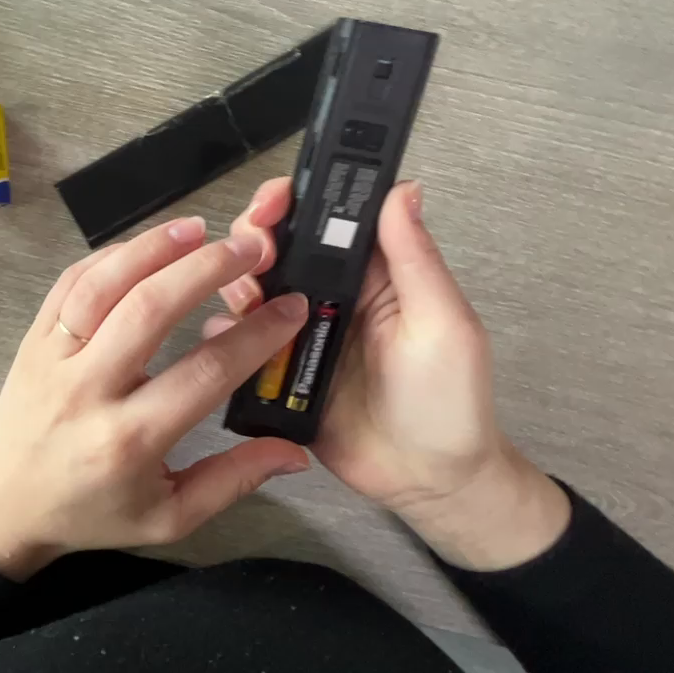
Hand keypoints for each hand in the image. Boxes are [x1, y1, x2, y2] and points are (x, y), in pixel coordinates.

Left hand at [0, 217, 313, 579]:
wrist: (5, 502)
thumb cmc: (91, 512)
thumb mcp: (168, 517)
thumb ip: (232, 482)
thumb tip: (295, 450)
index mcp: (128, 438)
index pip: (204, 372)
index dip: (256, 335)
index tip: (289, 307)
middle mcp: (88, 389)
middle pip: (148, 310)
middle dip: (204, 271)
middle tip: (248, 250)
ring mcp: (53, 357)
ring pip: (101, 285)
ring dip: (151, 248)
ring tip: (197, 228)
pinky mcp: (33, 338)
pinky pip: (68, 284)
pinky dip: (107, 257)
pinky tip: (142, 246)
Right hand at [214, 179, 569, 570]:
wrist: (424, 483)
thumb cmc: (449, 403)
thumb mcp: (444, 324)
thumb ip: (416, 259)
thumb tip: (402, 189)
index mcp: (369, 274)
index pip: (325, 218)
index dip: (294, 198)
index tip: (276, 200)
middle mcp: (326, 293)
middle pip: (275, 244)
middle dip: (254, 236)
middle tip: (259, 255)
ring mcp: (295, 329)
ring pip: (247, 285)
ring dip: (235, 279)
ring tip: (247, 299)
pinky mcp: (272, 366)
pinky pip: (235, 337)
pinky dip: (224, 330)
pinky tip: (232, 337)